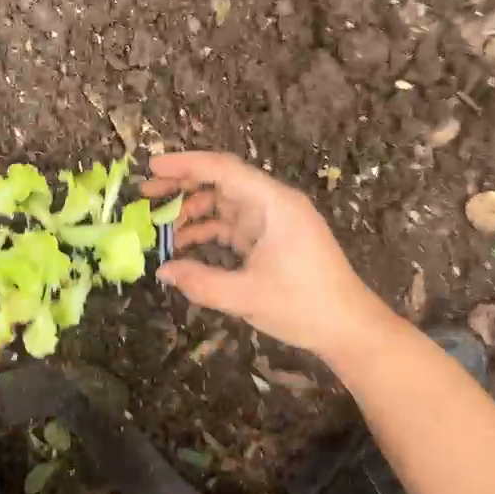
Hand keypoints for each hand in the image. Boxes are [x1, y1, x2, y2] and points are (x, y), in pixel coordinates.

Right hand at [142, 152, 395, 359]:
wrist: (348, 328)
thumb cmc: (304, 306)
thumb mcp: (246, 296)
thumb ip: (200, 282)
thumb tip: (163, 271)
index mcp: (274, 205)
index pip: (224, 170)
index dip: (186, 165)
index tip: (152, 166)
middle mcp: (274, 204)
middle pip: (222, 182)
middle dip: (183, 186)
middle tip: (146, 195)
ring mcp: (273, 221)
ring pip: (224, 204)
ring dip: (192, 212)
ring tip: (160, 228)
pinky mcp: (271, 239)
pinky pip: (232, 225)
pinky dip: (207, 232)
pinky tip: (183, 246)